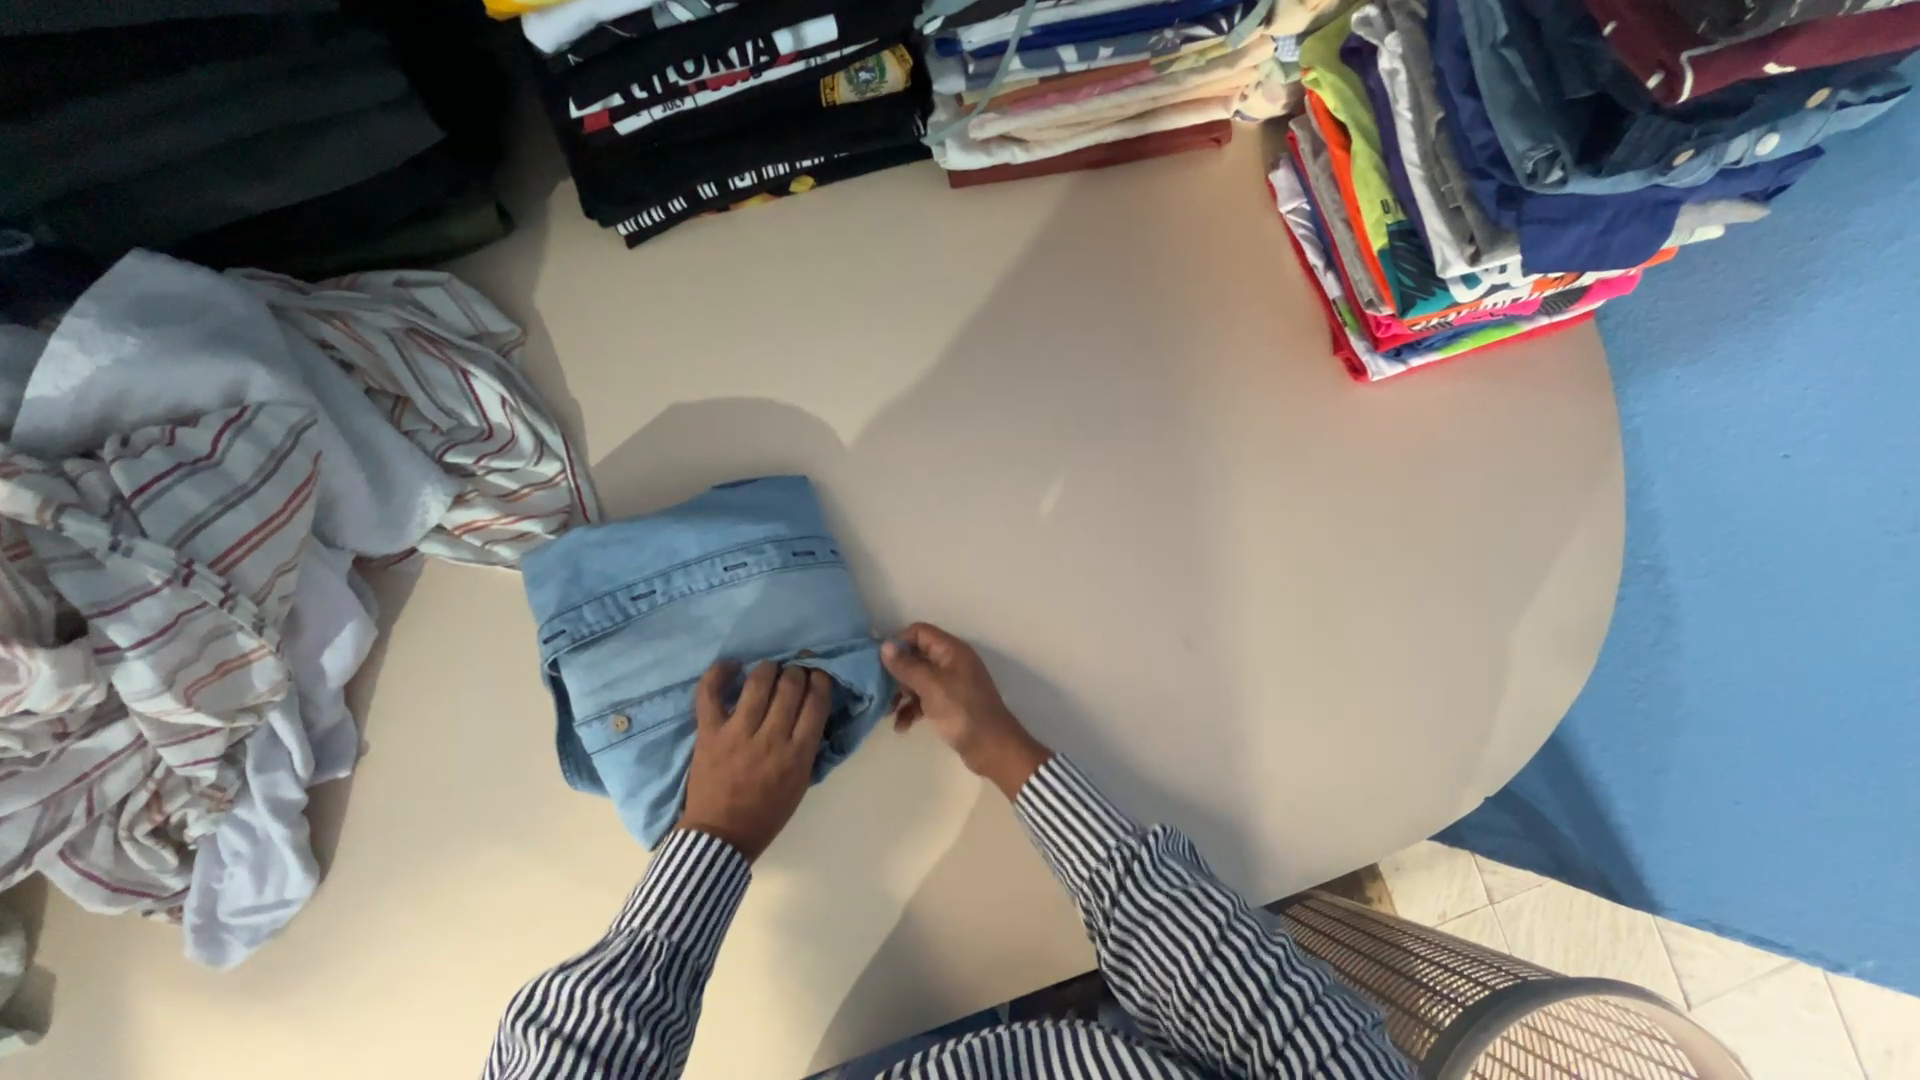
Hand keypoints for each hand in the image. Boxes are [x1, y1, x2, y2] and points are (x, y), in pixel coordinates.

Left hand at [677, 660, 830, 860]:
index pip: (816, 702)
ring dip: (769, 669)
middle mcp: (771, 738)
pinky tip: (732, 666)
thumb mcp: (800, 782)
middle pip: (791, 686)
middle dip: (797, 672)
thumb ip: (807, 747)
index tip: (818, 675)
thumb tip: (810, 712)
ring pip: (758, 682)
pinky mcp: (709, 732)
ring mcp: (737, 732)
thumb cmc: (766, 814)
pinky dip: (719, 673)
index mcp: (797, 754)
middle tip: (794, 673)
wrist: (720, 837)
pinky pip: (710, 693)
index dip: (820, 680)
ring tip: (769, 670)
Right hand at [881, 623, 1050, 798]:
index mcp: (951, 650)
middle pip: (916, 656)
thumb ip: (907, 665)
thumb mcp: (931, 686)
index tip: (880, 662)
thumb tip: (885, 645)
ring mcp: (951, 684)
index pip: (920, 632)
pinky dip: (912, 710)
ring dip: (901, 694)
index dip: (899, 643)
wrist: (991, 747)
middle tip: (879, 689)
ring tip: (887, 712)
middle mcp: (951, 662)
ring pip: (918, 680)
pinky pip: (925, 700)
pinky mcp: (949, 705)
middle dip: (896, 673)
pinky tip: (901, 727)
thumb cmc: (962, 711)